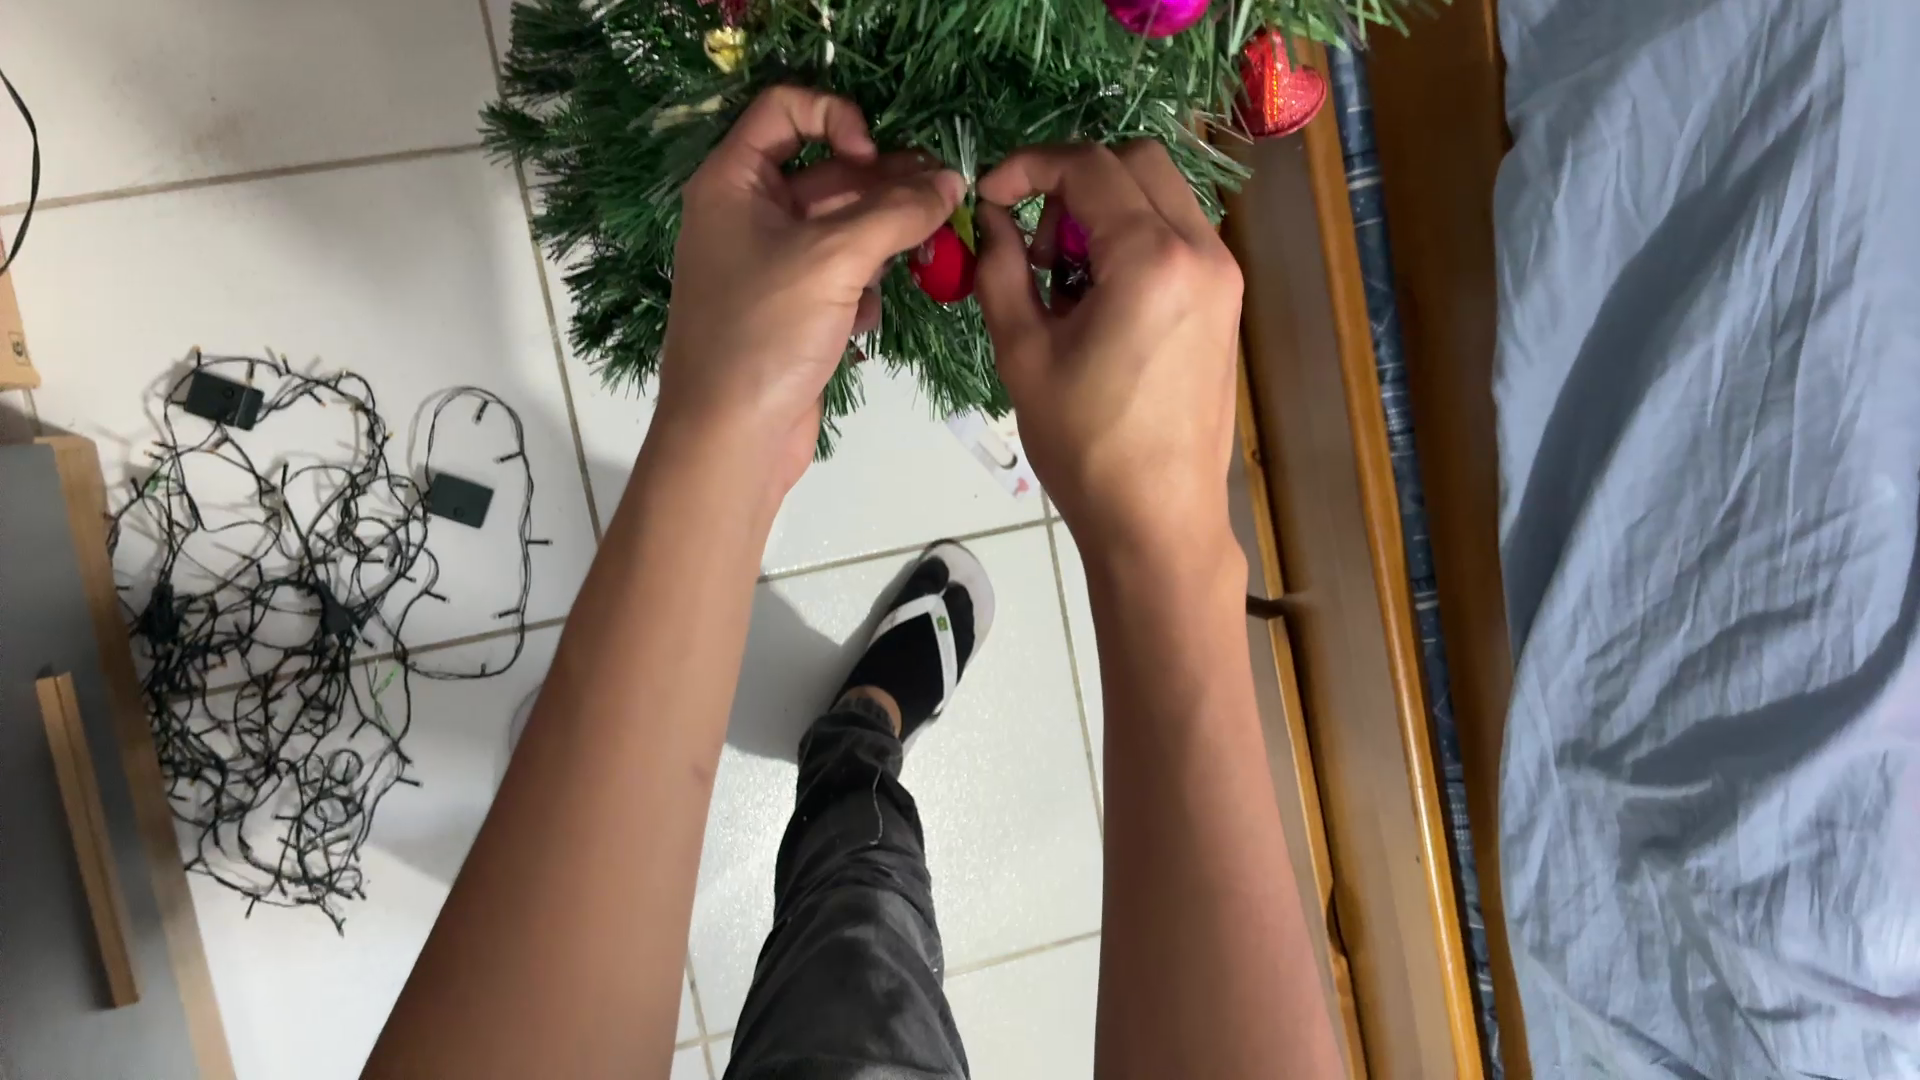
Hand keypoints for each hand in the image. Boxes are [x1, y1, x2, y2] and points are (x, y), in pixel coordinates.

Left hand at [657, 86, 966, 495]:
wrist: (732, 436)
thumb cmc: (766, 333)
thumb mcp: (833, 260)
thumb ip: (896, 213)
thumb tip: (952, 183)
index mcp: (734, 182)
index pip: (787, 111)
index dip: (838, 120)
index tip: (877, 160)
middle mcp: (749, 217)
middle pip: (827, 175)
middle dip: (884, 187)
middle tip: (943, 200)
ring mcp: (771, 269)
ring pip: (841, 232)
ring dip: (881, 242)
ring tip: (924, 254)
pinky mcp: (792, 314)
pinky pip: (838, 280)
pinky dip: (860, 290)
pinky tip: (866, 316)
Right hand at [974, 142, 1244, 572]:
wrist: (1156, 519)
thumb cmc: (1083, 446)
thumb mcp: (1024, 355)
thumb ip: (1003, 271)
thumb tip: (994, 221)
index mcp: (1152, 259)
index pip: (1089, 167)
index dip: (1030, 168)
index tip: (992, 198)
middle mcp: (1203, 252)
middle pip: (1136, 163)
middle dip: (1074, 185)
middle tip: (1039, 251)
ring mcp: (1224, 279)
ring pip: (1162, 199)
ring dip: (1106, 215)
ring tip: (1067, 287)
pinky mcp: (1226, 308)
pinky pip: (1178, 241)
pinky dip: (1135, 244)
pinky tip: (1103, 306)